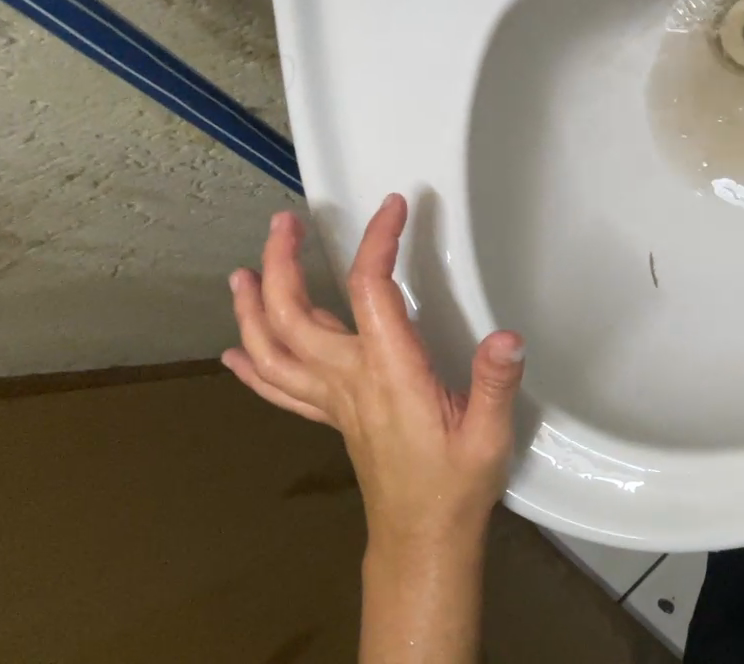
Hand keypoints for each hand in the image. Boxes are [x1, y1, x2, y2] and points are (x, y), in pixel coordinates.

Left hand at [222, 194, 525, 550]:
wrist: (423, 539)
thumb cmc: (457, 483)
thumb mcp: (489, 432)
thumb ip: (495, 382)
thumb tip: (508, 335)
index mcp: (390, 372)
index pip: (372, 292)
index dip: (378, 243)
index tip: (394, 205)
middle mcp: (350, 380)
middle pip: (296, 316)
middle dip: (283, 265)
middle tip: (285, 224)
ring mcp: (334, 401)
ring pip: (275, 348)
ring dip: (254, 307)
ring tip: (244, 271)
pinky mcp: (334, 418)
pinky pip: (279, 388)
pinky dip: (252, 365)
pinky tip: (235, 349)